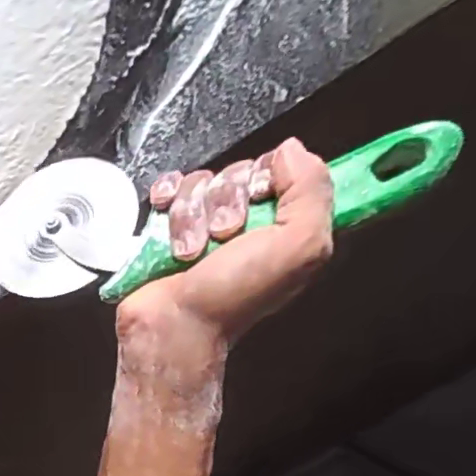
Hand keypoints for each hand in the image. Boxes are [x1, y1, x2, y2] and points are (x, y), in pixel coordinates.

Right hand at [115, 138, 333, 383]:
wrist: (172, 326)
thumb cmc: (233, 297)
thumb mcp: (300, 247)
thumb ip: (313, 190)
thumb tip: (288, 149)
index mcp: (284, 225)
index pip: (281, 166)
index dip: (267, 177)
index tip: (260, 202)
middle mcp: (246, 223)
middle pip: (236, 172)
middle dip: (225, 202)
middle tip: (221, 239)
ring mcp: (202, 225)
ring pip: (198, 183)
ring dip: (189, 216)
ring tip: (188, 253)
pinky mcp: (164, 229)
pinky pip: (168, 188)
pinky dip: (165, 198)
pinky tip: (163, 219)